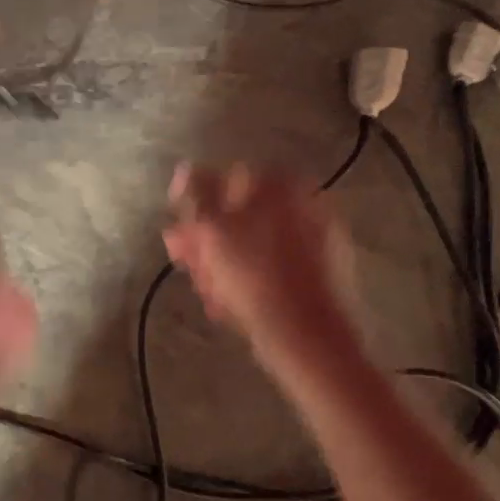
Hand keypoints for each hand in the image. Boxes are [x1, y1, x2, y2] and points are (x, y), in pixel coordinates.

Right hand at [162, 164, 358, 352]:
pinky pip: (271, 264)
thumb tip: (184, 167)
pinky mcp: (320, 271)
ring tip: (206, 288)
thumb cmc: (252, 275)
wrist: (305, 333)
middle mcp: (304, 204)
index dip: (196, 204)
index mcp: (281, 186)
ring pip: (252, 242)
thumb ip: (195, 193)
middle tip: (186, 262)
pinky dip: (248, 276)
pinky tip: (230, 300)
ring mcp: (316, 238)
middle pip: (239, 214)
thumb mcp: (212, 229)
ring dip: (222, 261)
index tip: (179, 229)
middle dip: (207, 238)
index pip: (225, 179)